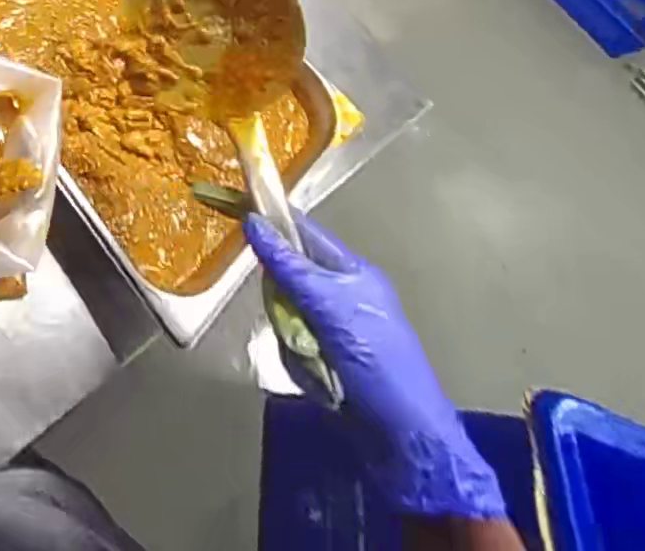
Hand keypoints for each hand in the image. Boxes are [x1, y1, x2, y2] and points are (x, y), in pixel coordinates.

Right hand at [246, 213, 505, 520]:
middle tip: (291, 320)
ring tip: (316, 360)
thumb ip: (287, 264)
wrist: (405, 438)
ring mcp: (337, 327)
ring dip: (294, 340)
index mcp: (350, 271)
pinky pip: (295, 345)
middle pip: (288, 277)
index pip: (304, 232)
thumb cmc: (376, 361)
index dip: (274, 220)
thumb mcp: (327, 305)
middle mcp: (342, 293)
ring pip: (287, 314)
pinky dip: (300, 362)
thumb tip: (253, 221)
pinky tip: (322, 380)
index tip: (239, 206)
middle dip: (283, 303)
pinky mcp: (331, 357)